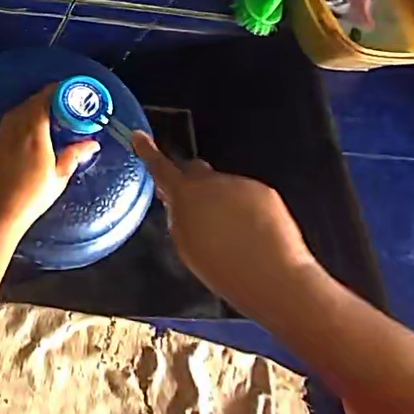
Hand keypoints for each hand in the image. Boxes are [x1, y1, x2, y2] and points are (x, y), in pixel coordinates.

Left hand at [0, 86, 98, 236]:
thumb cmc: (32, 195)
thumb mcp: (59, 175)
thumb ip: (75, 154)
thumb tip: (92, 144)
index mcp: (34, 129)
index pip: (46, 97)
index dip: (61, 91)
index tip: (74, 92)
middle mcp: (16, 125)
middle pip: (34, 100)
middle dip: (52, 98)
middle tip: (68, 105)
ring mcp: (3, 131)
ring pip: (22, 108)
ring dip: (38, 106)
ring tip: (54, 115)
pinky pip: (13, 118)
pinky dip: (26, 116)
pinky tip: (34, 128)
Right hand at [132, 133, 323, 319]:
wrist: (274, 277)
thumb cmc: (224, 270)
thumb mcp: (187, 248)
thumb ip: (178, 218)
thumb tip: (178, 205)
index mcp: (186, 194)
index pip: (161, 167)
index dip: (148, 151)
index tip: (139, 137)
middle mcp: (212, 181)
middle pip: (194, 172)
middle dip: (191, 184)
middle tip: (195, 211)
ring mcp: (240, 183)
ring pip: (223, 186)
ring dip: (222, 202)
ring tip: (232, 236)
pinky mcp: (264, 190)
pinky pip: (246, 195)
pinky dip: (246, 209)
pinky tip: (252, 234)